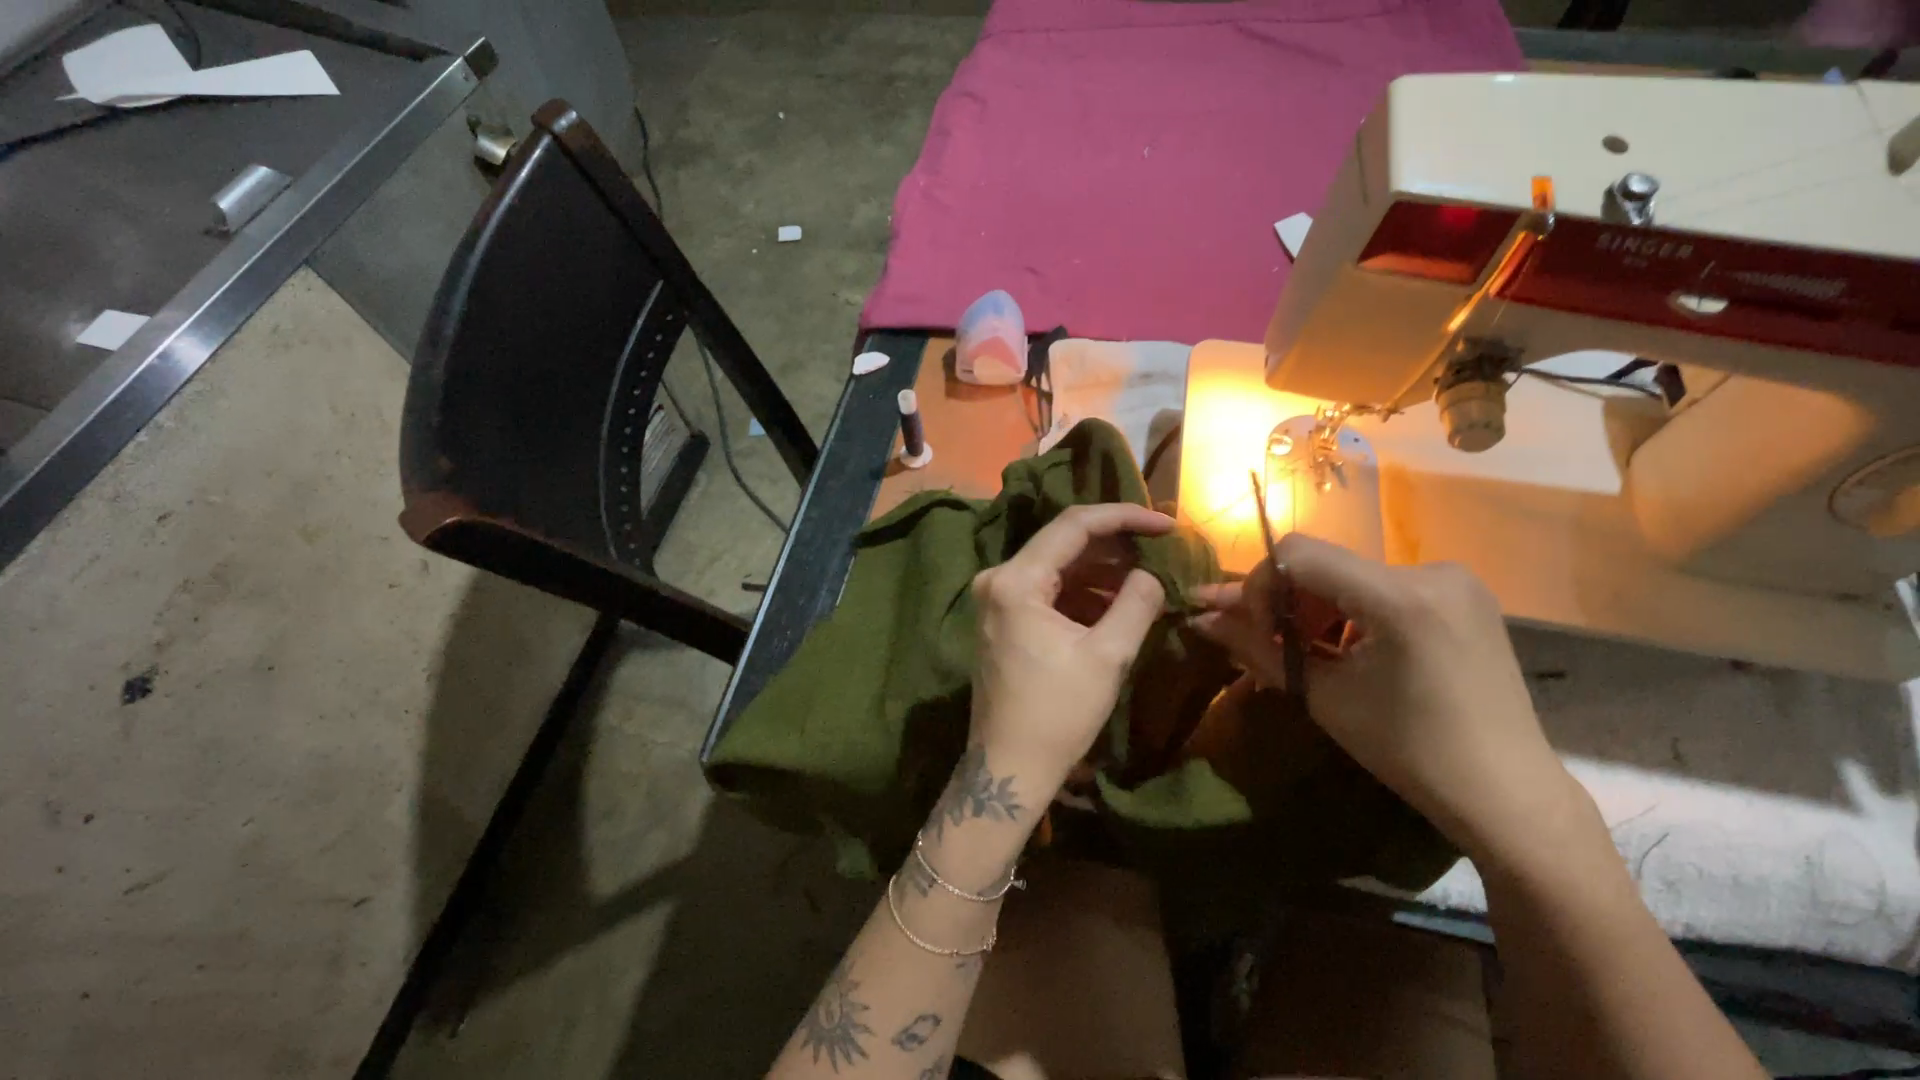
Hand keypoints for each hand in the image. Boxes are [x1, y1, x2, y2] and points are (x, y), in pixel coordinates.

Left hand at [969, 503, 1172, 786]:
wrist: (1010, 767)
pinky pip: (1048, 591)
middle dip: (1116, 545)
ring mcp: (997, 600)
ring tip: (1149, 578)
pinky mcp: (1004, 620)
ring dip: (1102, 571)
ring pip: (1058, 567)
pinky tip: (1119, 603)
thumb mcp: (1108, 656)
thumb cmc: (1058, 714)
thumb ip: (1136, 603)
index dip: (1124, 518)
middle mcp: (998, 580)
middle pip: (1063, 542)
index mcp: (1016, 581)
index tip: (1167, 525)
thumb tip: (1152, 574)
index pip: (1074, 525)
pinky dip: (1083, 593)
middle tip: (1163, 549)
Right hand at [1190, 534, 1586, 862]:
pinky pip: (1384, 588)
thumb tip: (1201, 619)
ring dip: (1315, 608)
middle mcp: (1431, 570)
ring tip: (1303, 654)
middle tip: (1259, 642)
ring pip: (1352, 576)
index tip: (1249, 629)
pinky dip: (1351, 612)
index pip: (1299, 554)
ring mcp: (1454, 580)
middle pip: (1325, 564)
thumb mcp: (1323, 696)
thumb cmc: (1409, 751)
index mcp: (1400, 595)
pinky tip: (1344, 650)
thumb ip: (1258, 648)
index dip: (1258, 584)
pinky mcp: (1463, 596)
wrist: (1504, 791)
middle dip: (1283, 601)